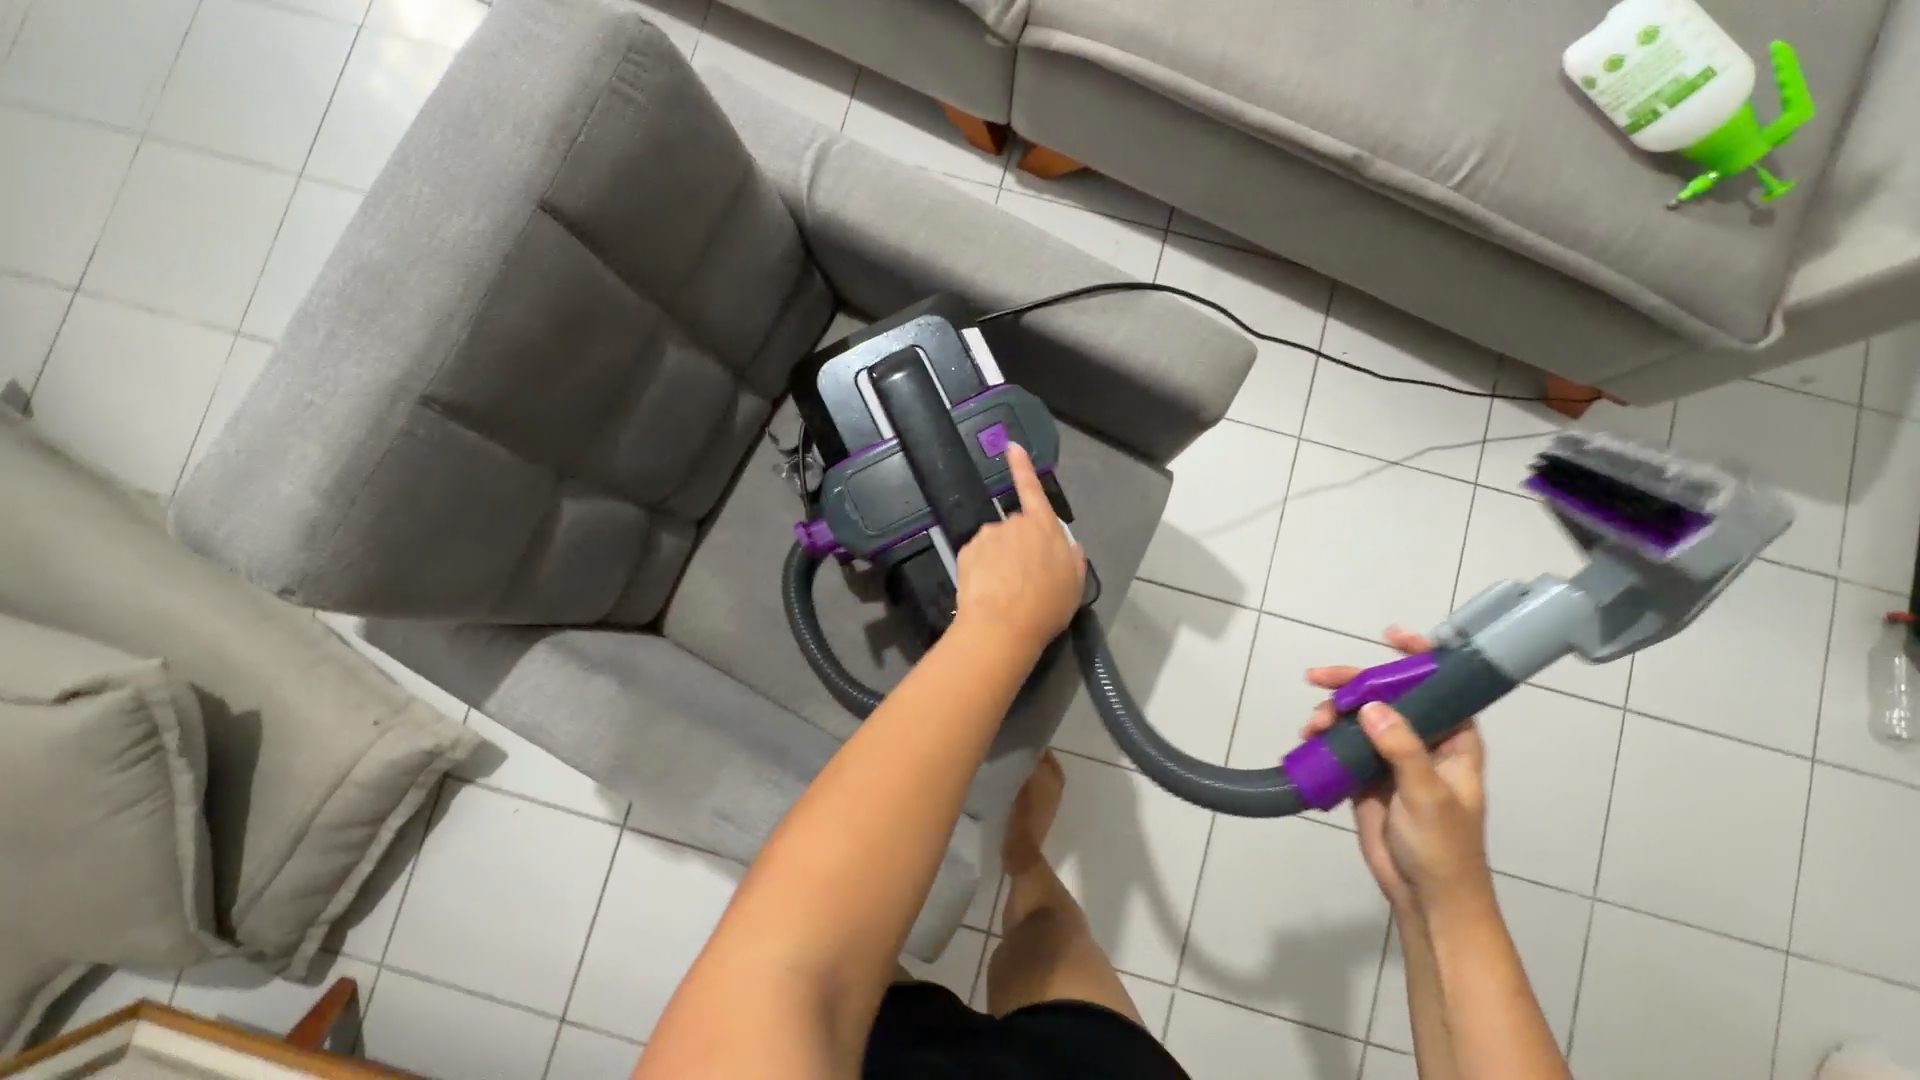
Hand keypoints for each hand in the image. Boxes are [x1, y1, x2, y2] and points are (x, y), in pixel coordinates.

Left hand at [954, 443, 1086, 656]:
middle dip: (1019, 547)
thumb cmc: (1046, 606)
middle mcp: (1014, 525)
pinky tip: (988, 592)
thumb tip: (1070, 546)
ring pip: (995, 544)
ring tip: (1006, 591)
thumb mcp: (1074, 585)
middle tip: (1026, 580)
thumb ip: (1073, 559)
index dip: (1023, 467)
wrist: (1002, 626)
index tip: (1011, 446)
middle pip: (1017, 529)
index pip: (1032, 489)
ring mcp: (988, 537)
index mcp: (1044, 528)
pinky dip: (982, 571)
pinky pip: (977, 558)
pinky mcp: (967, 552)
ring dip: (1000, 560)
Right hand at [1301, 628, 1489, 913]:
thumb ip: (1402, 749)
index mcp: (1452, 742)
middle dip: (1351, 685)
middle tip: (1317, 679)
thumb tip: (1370, 706)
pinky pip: (1340, 747)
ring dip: (1331, 715)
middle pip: (1385, 698)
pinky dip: (1321, 741)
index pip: (1439, 689)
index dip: (1419, 659)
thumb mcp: (1428, 796)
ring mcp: (1390, 760)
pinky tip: (1305, 743)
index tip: (1390, 637)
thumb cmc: (1443, 847)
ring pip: (1357, 720)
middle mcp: (1420, 743)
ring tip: (1311, 728)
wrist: (1425, 896)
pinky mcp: (1364, 779)